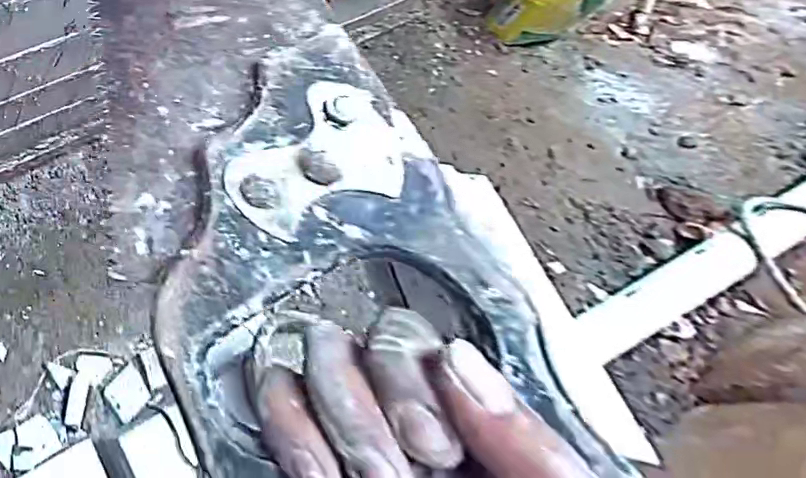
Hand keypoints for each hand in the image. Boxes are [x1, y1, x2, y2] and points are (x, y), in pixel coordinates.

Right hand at [250, 308, 593, 477]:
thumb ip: (532, 451)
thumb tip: (460, 360)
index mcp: (470, 429)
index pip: (409, 342)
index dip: (407, 374)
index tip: (433, 444)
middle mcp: (401, 423)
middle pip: (346, 345)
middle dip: (360, 407)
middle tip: (393, 470)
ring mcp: (345, 439)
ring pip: (303, 366)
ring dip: (325, 419)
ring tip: (354, 474)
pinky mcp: (305, 457)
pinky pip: (273, 404)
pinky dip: (287, 430)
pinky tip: (314, 469)